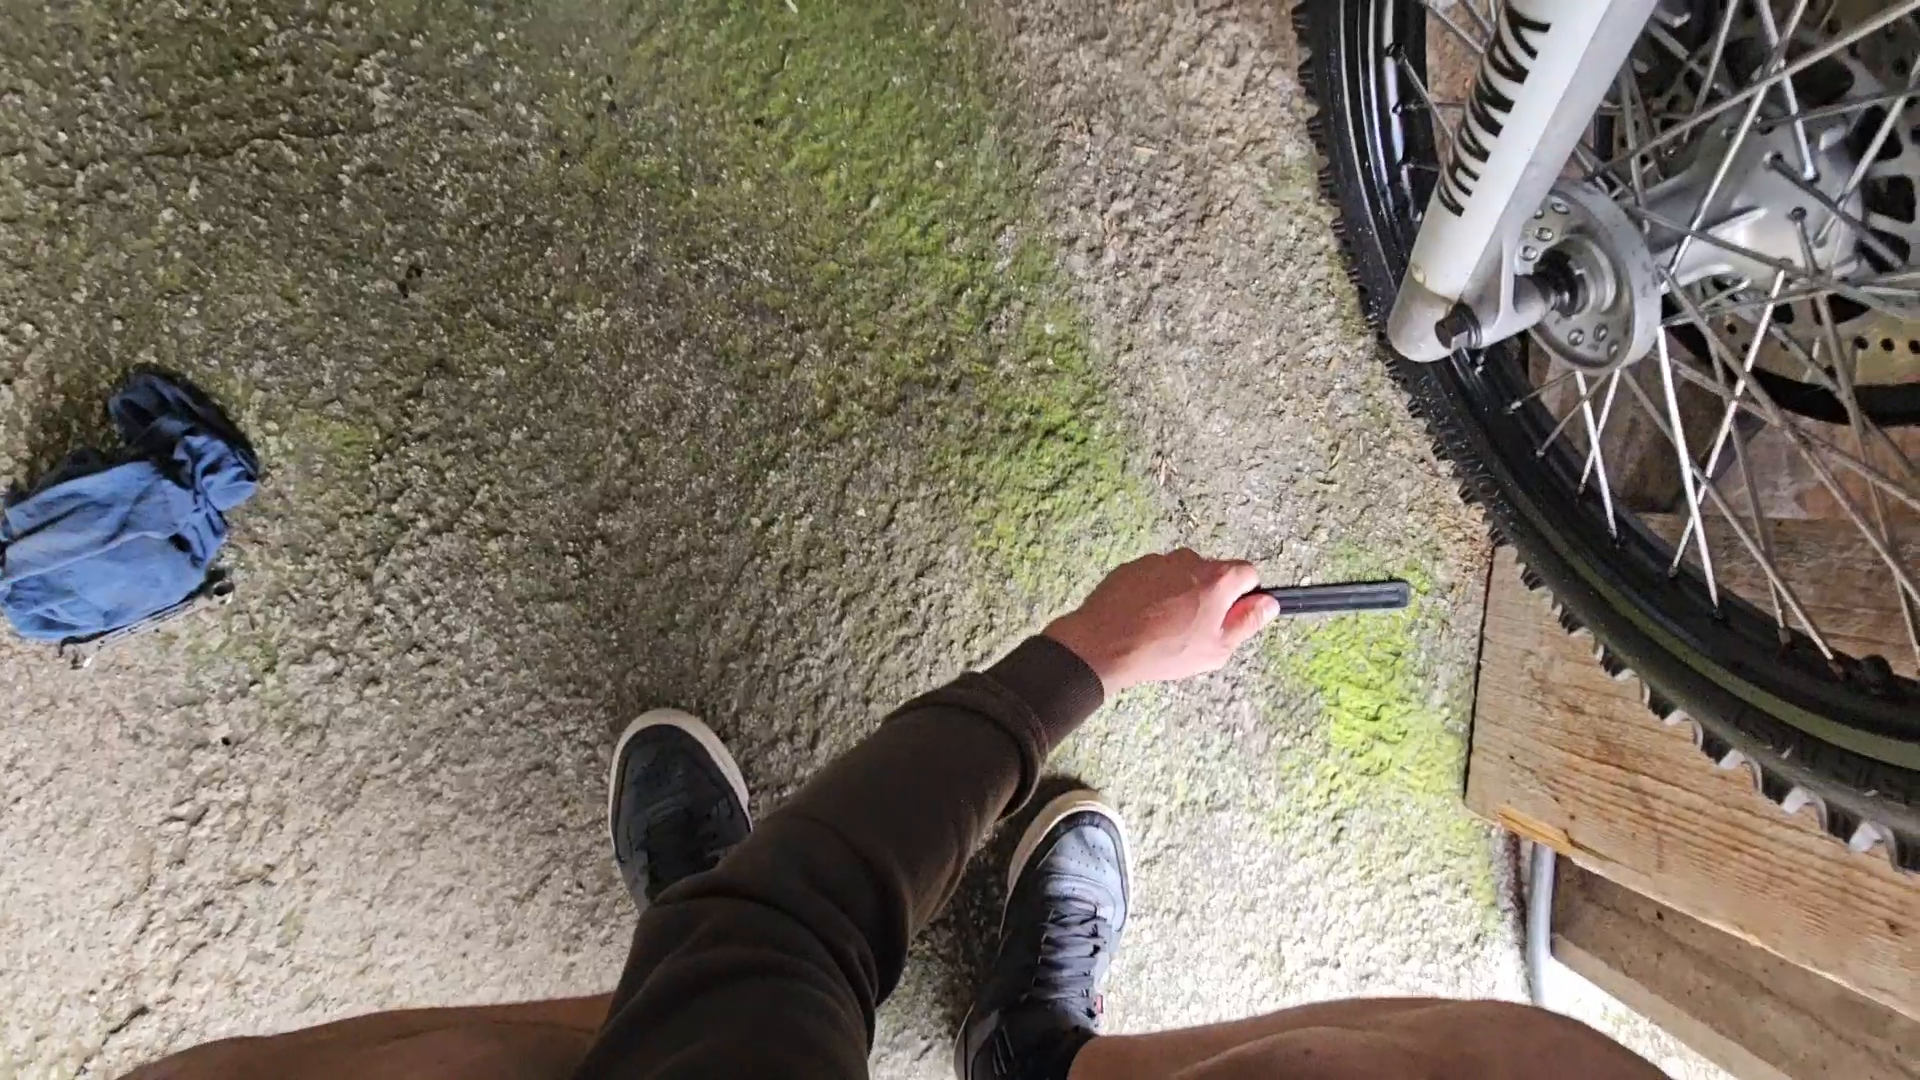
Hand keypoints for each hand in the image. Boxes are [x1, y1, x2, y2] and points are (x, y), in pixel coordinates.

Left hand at [1043, 549, 1280, 693]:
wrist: (1104, 644)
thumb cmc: (1163, 650)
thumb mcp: (1217, 648)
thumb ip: (1248, 622)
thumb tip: (1268, 605)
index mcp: (1217, 578)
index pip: (1248, 573)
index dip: (1244, 596)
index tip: (1233, 614)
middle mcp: (1188, 560)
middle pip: (1212, 572)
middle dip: (1209, 595)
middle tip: (1196, 628)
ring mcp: (1156, 561)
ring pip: (1180, 575)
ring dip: (1179, 593)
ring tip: (1164, 628)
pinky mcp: (1131, 567)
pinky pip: (1152, 577)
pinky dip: (1152, 593)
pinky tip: (1143, 619)